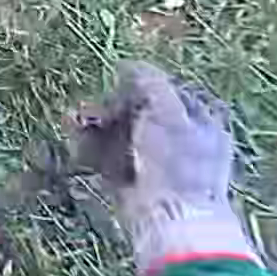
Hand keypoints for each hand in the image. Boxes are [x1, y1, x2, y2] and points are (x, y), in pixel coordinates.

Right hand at [94, 61, 258, 275]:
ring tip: (75, 122)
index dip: (141, 84)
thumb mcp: (170, 117)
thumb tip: (133, 63)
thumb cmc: (178, 163)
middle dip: (108, 104)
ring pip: (113, 124)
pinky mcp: (127, 167)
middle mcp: (178, 135)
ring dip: (90, 120)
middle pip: (134, 106)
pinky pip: (101, 144)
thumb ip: (154, 86)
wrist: (167, 211)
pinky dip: (85, 139)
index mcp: (201, 122)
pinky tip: (75, 137)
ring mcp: (152, 153)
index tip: (120, 81)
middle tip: (94, 109)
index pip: (167, 90)